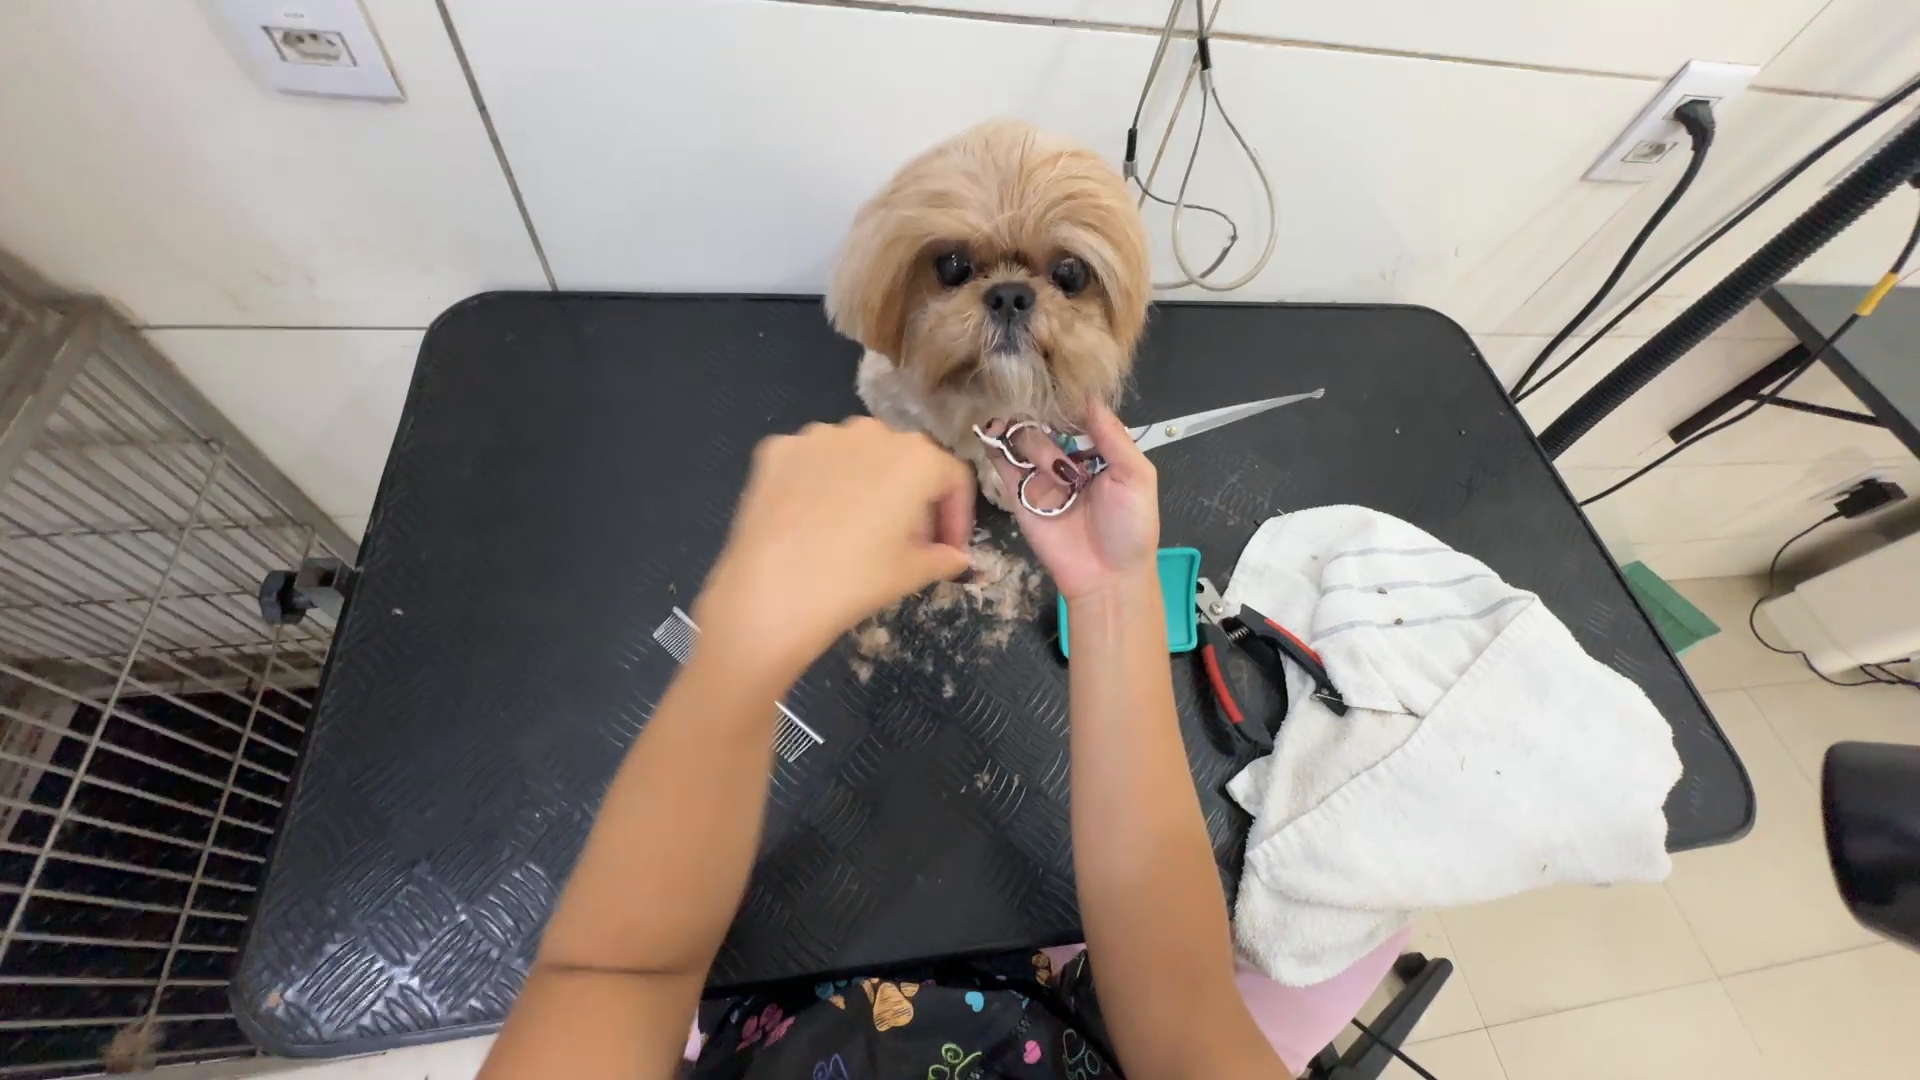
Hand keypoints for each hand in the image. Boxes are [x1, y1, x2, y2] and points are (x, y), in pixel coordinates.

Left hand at [696, 418, 974, 685]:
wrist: (770, 593)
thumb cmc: (855, 581)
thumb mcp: (911, 574)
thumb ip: (943, 557)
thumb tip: (955, 557)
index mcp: (917, 458)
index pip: (953, 478)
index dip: (958, 516)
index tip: (949, 549)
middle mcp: (872, 432)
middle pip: (906, 461)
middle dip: (914, 498)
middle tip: (906, 542)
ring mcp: (819, 436)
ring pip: (858, 455)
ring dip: (868, 485)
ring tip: (857, 530)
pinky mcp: (778, 448)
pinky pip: (814, 462)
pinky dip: (822, 484)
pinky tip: (814, 521)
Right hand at [986, 400, 1159, 601]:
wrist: (1107, 577)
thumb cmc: (1131, 526)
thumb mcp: (1137, 476)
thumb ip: (1114, 437)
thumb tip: (1091, 397)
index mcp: (1096, 453)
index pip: (1076, 417)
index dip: (1066, 401)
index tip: (1056, 382)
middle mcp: (1066, 460)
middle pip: (1046, 426)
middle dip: (1043, 421)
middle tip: (1042, 420)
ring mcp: (1040, 477)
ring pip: (1024, 441)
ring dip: (1025, 437)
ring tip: (1036, 448)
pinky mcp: (1018, 495)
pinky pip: (1004, 466)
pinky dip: (996, 446)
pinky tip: (993, 431)